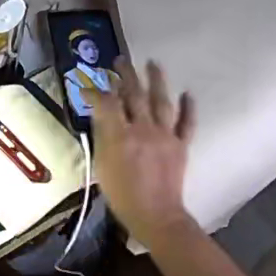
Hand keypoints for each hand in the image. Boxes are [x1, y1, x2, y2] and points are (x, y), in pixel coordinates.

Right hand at [94, 58, 198, 246]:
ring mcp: (165, 135)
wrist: (156, 215)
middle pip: (135, 95)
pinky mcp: (181, 145)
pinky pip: (186, 123)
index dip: (96, 92)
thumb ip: (102, 138)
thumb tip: (100, 117)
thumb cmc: (121, 194)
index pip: (107, 103)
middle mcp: (143, 129)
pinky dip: (188, 108)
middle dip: (126, 75)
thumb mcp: (101, 165)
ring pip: (161, 101)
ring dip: (156, 81)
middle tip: (121, 60)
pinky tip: (187, 94)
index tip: (87, 87)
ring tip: (153, 64)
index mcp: (120, 135)